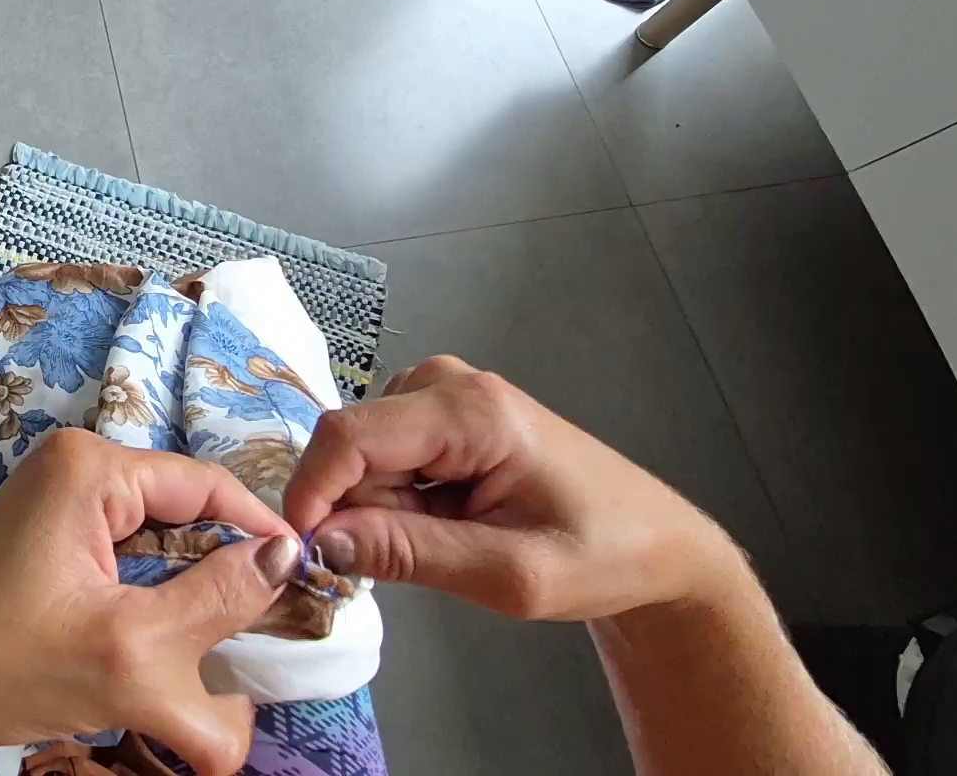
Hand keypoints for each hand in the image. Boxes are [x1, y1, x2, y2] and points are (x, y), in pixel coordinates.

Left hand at [0, 428, 301, 775]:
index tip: (303, 583)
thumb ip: (215, 601)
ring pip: (153, 542)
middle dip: (218, 577)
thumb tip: (281, 560)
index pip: (203, 483)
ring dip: (182, 599)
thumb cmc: (2, 662)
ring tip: (207, 659)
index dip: (258, 530)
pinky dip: (148, 600)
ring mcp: (57, 501)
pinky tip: (157, 650)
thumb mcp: (126, 646)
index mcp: (91, 468)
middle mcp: (75, 468)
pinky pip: (122, 556)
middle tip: (254, 638)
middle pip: (180, 512)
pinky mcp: (48, 536)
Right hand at [282, 356, 747, 619]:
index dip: (313, 489)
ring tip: (445, 538)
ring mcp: (435, 388)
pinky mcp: (432, 404)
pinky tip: (440, 515)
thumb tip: (320, 541)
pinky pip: (376, 453)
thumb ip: (409, 554)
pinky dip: (390, 495)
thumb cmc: (601, 559)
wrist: (656, 543)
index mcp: (469, 409)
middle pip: (351, 445)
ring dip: (376, 506)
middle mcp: (441, 380)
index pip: (351, 436)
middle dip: (358, 509)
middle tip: (409, 562)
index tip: (301, 549)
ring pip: (358, 453)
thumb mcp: (510, 575)